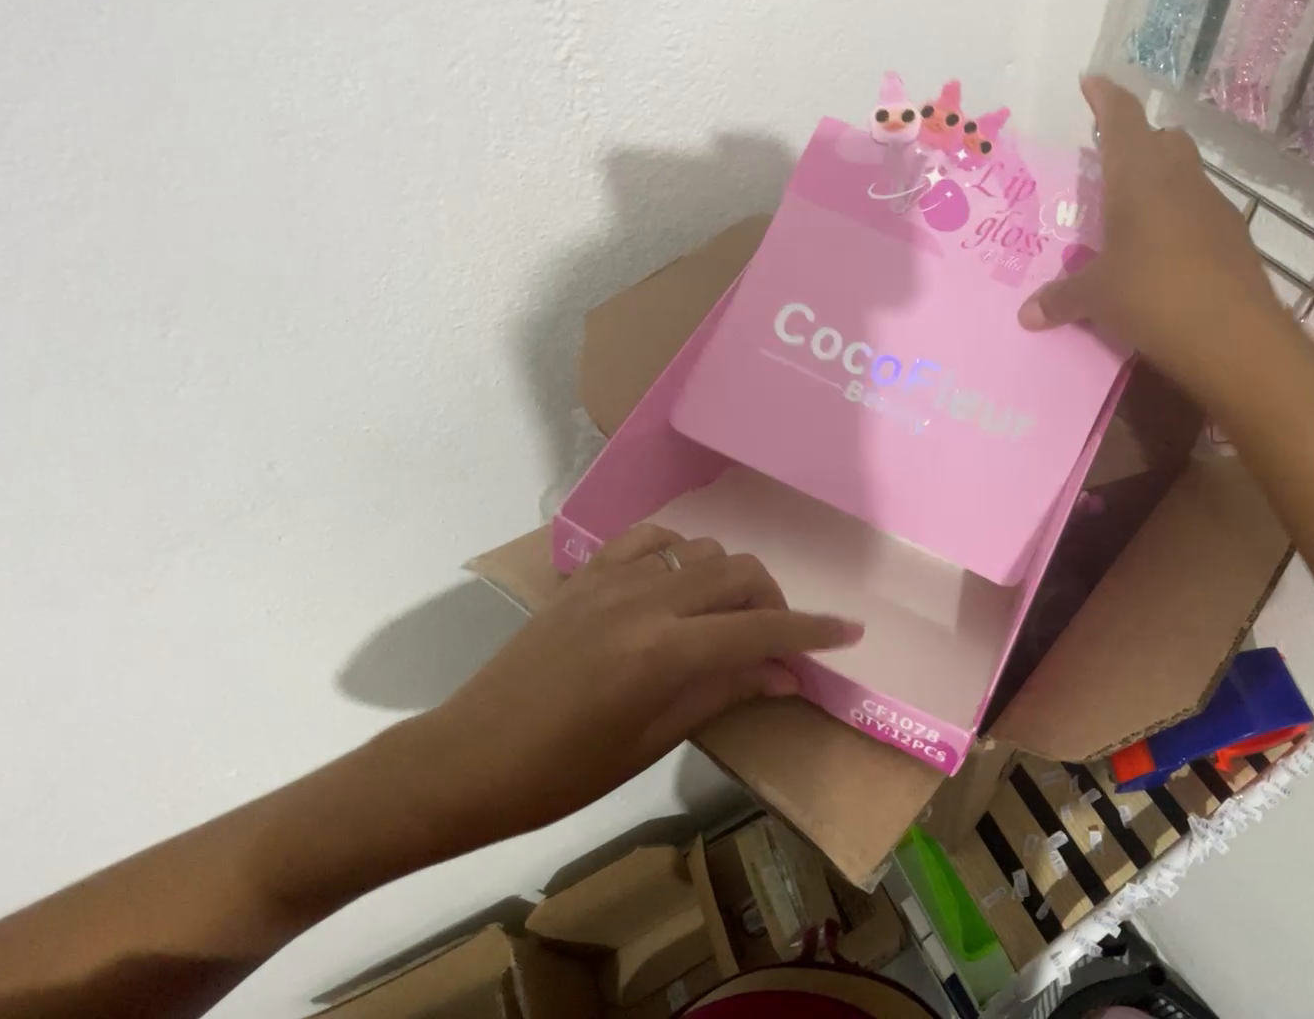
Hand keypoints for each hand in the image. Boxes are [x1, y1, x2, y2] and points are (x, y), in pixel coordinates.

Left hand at [394, 524, 861, 843]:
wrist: (463, 760)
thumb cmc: (562, 773)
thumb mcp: (653, 740)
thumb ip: (725, 692)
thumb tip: (786, 675)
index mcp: (664, 653)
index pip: (761, 628)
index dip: (813, 631)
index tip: (849, 632)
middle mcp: (645, 602)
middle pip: (741, 574)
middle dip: (775, 602)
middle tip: (774, 640)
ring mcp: (611, 581)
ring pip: (702, 550)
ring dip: (730, 579)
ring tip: (723, 617)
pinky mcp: (584, 577)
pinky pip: (649, 540)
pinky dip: (679, 554)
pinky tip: (675, 584)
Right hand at [1020, 77, 1278, 380]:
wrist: (1233, 336)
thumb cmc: (1152, 297)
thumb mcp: (1097, 299)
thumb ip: (1062, 299)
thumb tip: (1026, 315)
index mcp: (1138, 176)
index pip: (1121, 118)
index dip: (1105, 96)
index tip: (1091, 81)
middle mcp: (1179, 179)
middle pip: (1161, 140)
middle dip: (1137, 142)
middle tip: (1111, 162)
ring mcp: (1213, 206)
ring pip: (1185, 175)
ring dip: (1161, 183)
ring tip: (1134, 216)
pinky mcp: (1234, 239)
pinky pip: (1201, 213)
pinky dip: (1180, 220)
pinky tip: (1165, 255)